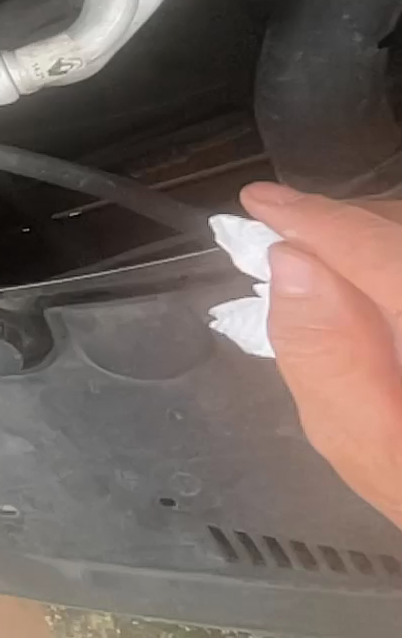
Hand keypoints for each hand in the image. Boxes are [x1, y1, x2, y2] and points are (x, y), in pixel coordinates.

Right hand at [240, 182, 401, 527]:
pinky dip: (394, 259)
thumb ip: (325, 357)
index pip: (392, 260)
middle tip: (290, 234)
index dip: (324, 224)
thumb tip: (289, 263)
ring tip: (329, 256)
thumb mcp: (367, 448)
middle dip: (355, 226)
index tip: (261, 201)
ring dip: (382, 238)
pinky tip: (375, 277)